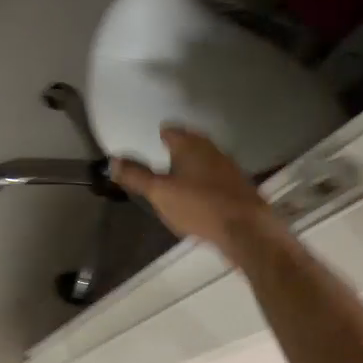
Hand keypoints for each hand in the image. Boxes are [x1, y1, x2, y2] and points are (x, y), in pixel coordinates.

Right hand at [109, 126, 284, 260]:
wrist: (249, 232)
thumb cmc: (199, 206)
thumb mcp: (158, 192)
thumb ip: (135, 176)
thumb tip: (112, 161)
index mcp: (190, 145)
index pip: (172, 130)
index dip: (162, 135)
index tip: (154, 141)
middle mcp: (212, 150)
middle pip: (192, 143)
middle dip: (179, 148)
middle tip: (164, 158)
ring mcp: (231, 169)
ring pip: (207, 160)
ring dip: (195, 165)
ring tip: (181, 178)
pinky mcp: (243, 189)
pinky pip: (219, 178)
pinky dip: (208, 182)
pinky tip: (202, 196)